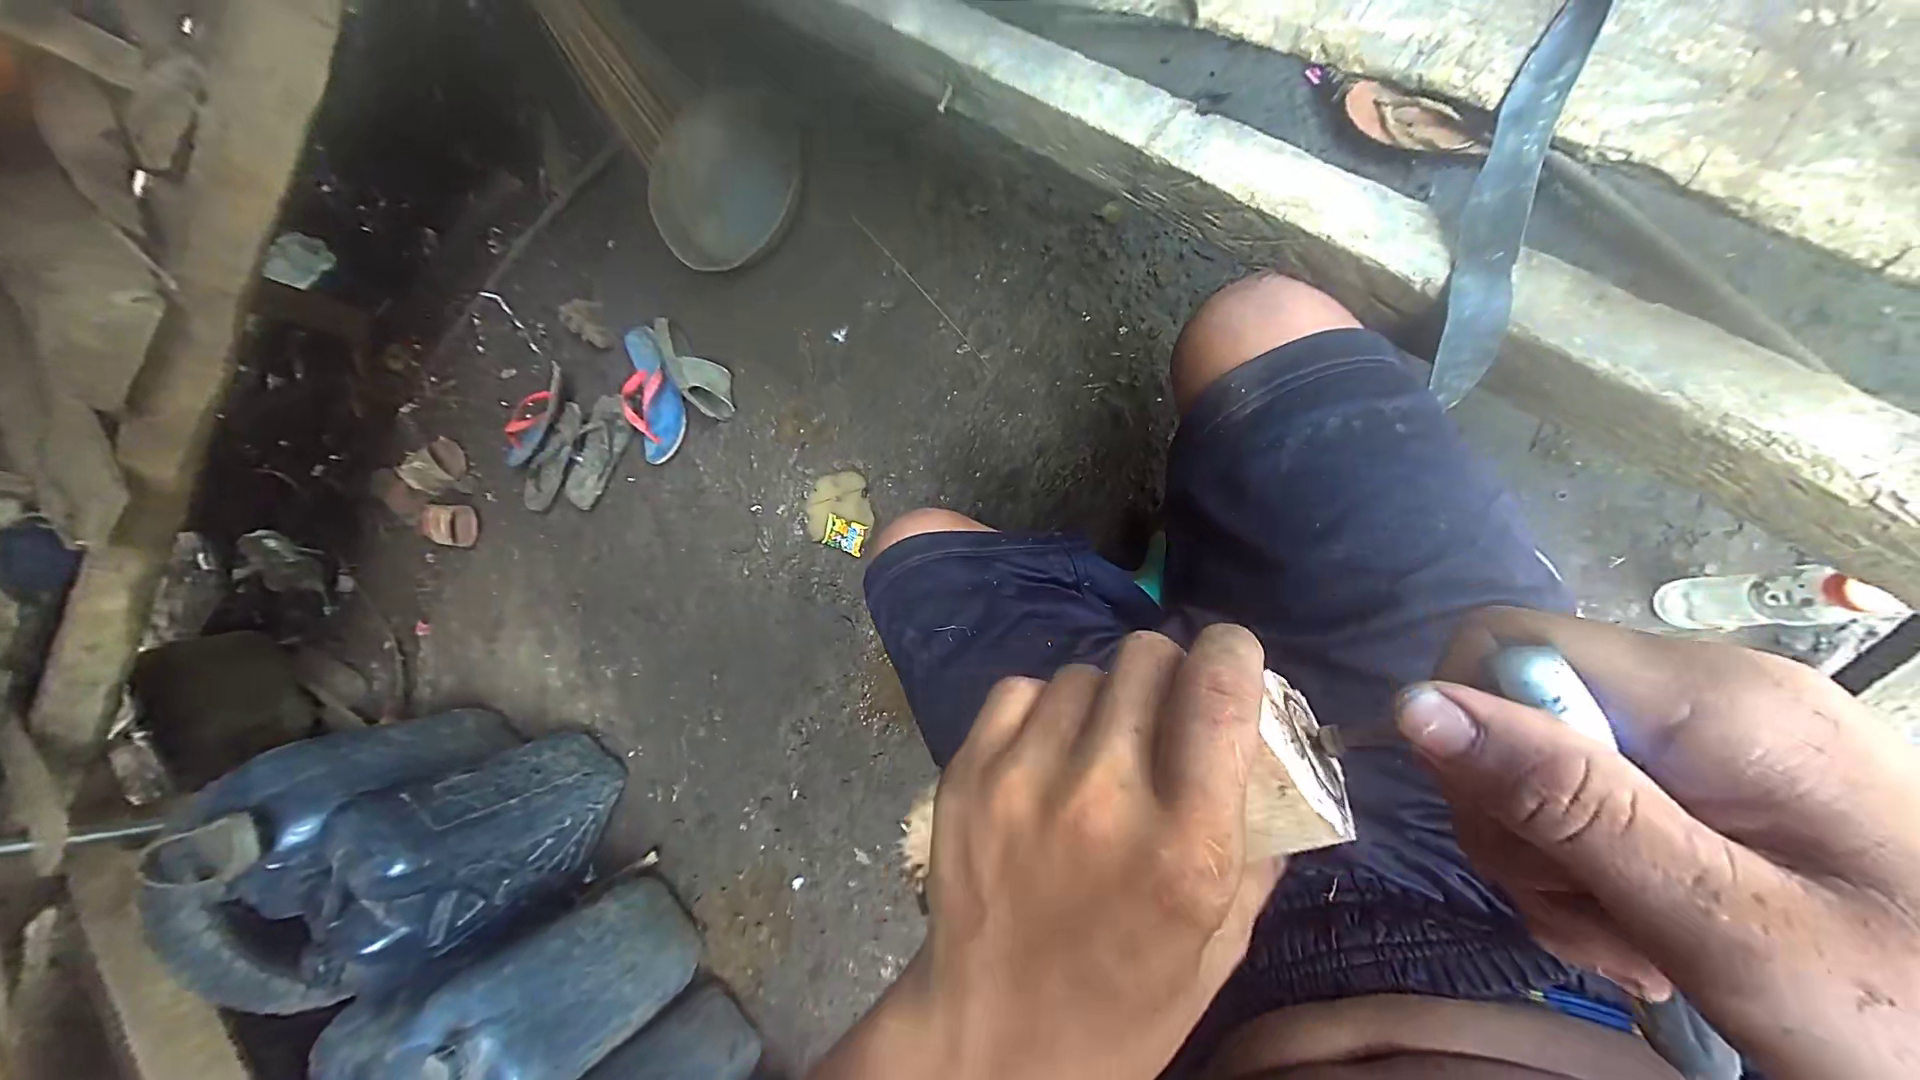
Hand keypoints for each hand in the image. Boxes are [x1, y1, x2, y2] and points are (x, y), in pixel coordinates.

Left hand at [812, 626, 1282, 1079]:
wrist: (993, 1034)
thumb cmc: (1125, 1000)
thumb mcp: (1223, 940)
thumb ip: (1256, 838)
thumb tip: (1263, 748)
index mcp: (1185, 848)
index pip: (1218, 693)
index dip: (1233, 652)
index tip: (1231, 655)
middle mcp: (1101, 798)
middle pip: (1145, 657)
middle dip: (1168, 671)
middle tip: (1164, 709)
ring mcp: (1022, 778)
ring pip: (1082, 672)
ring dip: (1103, 698)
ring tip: (1098, 745)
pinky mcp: (967, 770)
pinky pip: (1021, 689)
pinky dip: (1043, 707)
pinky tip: (1045, 751)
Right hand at [1397, 607, 1919, 1079]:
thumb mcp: (1734, 932)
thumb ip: (1571, 804)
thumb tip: (1412, 704)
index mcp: (1716, 698)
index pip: (1502, 645)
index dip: (1469, 729)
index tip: (1510, 831)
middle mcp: (1699, 688)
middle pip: (1506, 706)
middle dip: (1507, 814)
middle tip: (1574, 906)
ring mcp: (1699, 732)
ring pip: (1524, 759)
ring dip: (1537, 854)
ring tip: (1620, 939)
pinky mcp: (1695, 772)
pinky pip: (1571, 789)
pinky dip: (1570, 865)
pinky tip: (1633, 928)